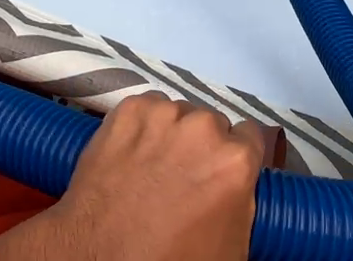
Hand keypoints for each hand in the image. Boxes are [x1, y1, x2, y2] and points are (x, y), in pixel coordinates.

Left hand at [47, 92, 270, 259]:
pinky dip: (144, 125)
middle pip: (213, 123)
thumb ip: (244, 199)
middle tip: (183, 175)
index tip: (221, 170)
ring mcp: (164, 112)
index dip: (237, 154)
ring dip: (172, 132)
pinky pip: (149, 107)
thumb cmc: (172, 259)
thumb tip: (243, 181)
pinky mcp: (130, 107)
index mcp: (235, 160)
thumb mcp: (232, 247)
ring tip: (153, 164)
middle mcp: (203, 126)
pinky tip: (133, 152)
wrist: (100, 254)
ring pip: (179, 113)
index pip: (252, 136)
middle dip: (202, 144)